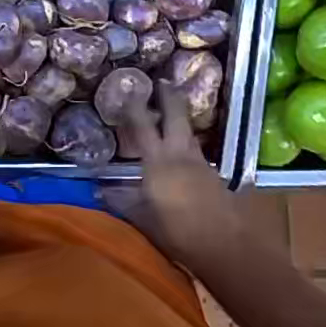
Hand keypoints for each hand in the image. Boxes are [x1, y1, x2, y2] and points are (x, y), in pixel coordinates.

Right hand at [102, 82, 251, 279]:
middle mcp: (180, 154)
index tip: (131, 88)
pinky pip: (196, 150)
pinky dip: (187, 141)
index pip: (143, 125)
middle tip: (163, 81)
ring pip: (188, 131)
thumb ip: (121, 201)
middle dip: (169, 97)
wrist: (227, 245)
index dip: (135, 106)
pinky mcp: (214, 176)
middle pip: (176, 116)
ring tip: (171, 112)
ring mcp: (201, 163)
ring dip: (180, 118)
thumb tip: (98, 190)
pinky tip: (183, 149)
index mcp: (158, 161)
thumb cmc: (178, 231)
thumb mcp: (142, 218)